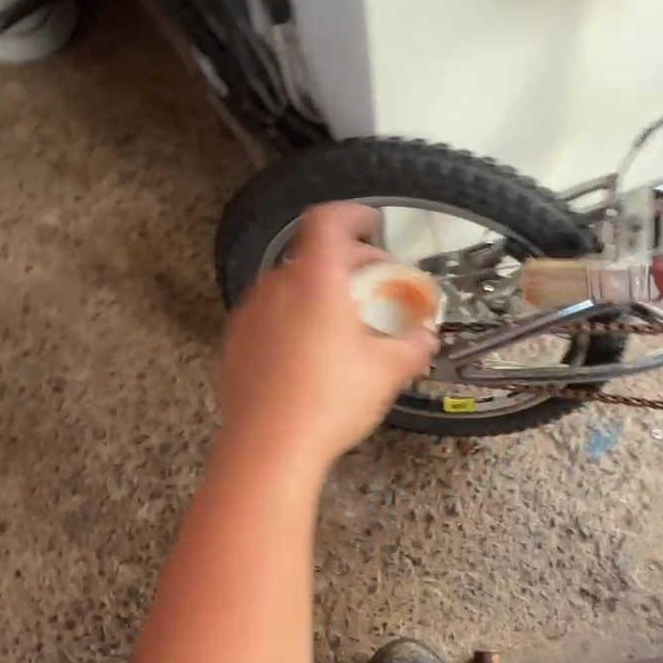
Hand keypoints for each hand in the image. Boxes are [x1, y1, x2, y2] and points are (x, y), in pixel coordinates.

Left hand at [217, 204, 437, 472]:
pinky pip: (270, 318)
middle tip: (376, 286)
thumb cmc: (328, 402)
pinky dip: (294, 320)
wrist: (269, 447)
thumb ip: (413, 346)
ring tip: (345, 324)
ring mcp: (251, 315)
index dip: (353, 215)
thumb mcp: (387, 372)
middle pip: (313, 255)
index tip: (371, 223)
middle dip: (348, 265)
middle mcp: (277, 288)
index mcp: (316, 282)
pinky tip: (311, 354)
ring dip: (319, 293)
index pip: (329, 221)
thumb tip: (426, 338)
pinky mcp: (236, 343)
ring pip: (290, 287)